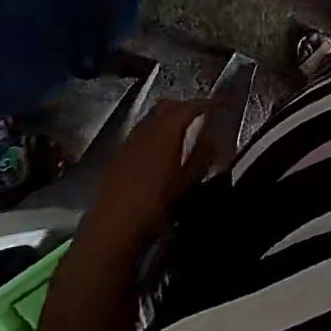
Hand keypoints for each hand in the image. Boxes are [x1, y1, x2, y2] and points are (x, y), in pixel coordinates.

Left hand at [78, 100, 213, 254]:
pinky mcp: (117, 156)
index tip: (216, 105)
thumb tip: (210, 141)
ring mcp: (128, 142)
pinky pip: (138, 135)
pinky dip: (152, 134)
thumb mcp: (187, 182)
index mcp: (166, 133)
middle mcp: (145, 131)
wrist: (114, 226)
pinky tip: (157, 152)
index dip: (204, 104)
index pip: (188, 108)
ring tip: (180, 133)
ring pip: (150, 120)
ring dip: (166, 120)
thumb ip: (201, 157)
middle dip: (183, 107)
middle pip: (166, 107)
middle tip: (199, 116)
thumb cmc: (157, 204)